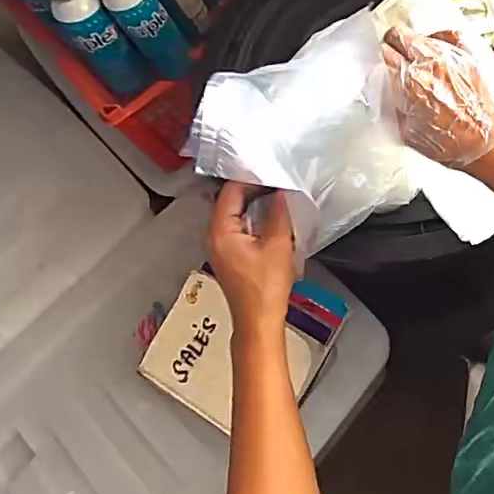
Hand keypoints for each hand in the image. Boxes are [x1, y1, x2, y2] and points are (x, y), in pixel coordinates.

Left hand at [208, 180, 298, 329]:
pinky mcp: (228, 256)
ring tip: (275, 194)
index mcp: (220, 231)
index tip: (270, 171)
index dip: (250, 178)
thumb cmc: (266, 288)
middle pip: (228, 201)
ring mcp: (219, 247)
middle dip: (251, 189)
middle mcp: (213, 237)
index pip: (230, 192)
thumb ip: (278, 214)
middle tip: (275, 180)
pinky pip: (236, 227)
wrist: (259, 321)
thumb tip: (280, 193)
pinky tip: (269, 217)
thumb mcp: (278, 245)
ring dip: (252, 204)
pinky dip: (251, 218)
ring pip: (233, 214)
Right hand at [380, 27, 493, 168]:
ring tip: (417, 59)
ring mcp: (452, 57)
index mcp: (411, 84)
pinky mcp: (470, 56)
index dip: (380, 60)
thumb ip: (390, 104)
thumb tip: (381, 88)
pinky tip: (438, 48)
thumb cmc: (452, 145)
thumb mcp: (407, 132)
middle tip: (395, 57)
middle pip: (399, 35)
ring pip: (422, 34)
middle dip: (393, 46)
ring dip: (414, 44)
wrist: (487, 145)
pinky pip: (450, 35)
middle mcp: (430, 65)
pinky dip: (440, 39)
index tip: (382, 65)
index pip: (384, 54)